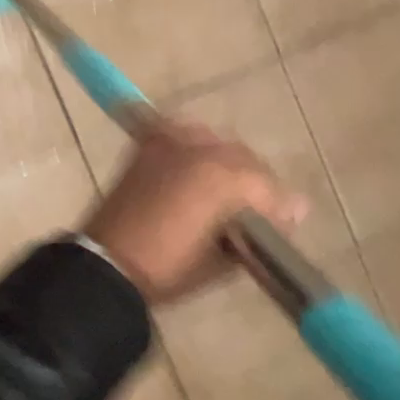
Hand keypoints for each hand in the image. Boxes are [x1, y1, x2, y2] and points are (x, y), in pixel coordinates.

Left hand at [82, 118, 306, 303]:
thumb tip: (290, 213)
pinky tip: (194, 167)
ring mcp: (168, 144)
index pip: (268, 186)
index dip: (280, 208)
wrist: (109, 261)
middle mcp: (198, 151)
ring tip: (224, 190)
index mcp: (223, 179)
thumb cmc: (170, 267)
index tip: (282, 226)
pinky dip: (192, 145)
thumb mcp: (224, 259)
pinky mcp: (145, 148)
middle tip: (253, 211)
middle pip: (243, 157)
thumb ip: (260, 232)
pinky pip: (178, 132)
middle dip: (254, 183)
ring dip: (225, 162)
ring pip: (214, 141)